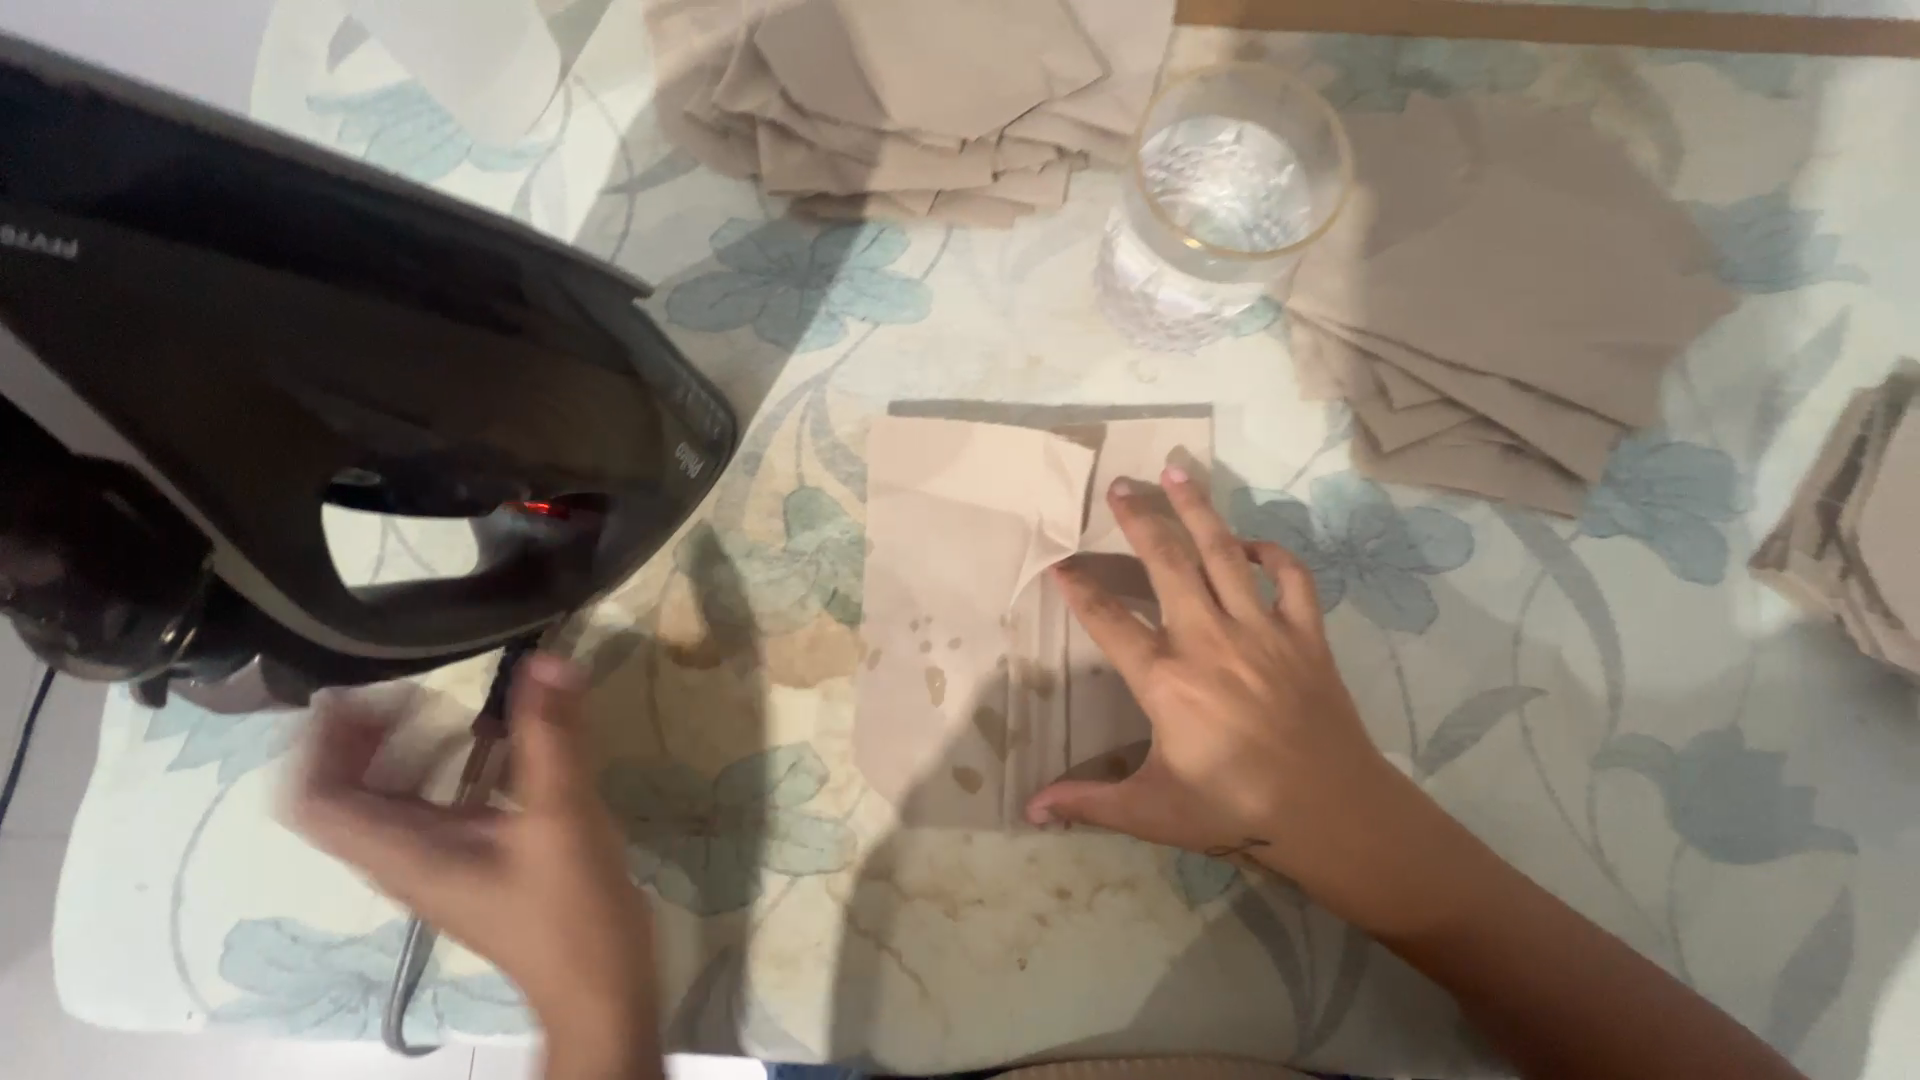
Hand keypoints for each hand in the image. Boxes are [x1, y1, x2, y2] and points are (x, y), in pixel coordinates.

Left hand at [290, 656, 659, 1076]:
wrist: (599, 985)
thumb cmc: (570, 911)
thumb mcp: (562, 817)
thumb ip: (553, 738)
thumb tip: (547, 661)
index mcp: (405, 852)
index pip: (316, 799)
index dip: (320, 742)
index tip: (361, 691)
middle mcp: (407, 858)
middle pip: (346, 794)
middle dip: (364, 736)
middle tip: (414, 686)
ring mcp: (440, 864)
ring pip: (391, 800)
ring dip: (407, 749)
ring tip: (450, 705)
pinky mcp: (474, 863)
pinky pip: (436, 806)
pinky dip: (449, 768)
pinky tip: (496, 745)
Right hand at [1025, 466, 1405, 878]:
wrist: (1333, 812)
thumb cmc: (1235, 811)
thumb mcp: (1151, 811)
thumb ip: (1088, 803)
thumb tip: (1029, 811)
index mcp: (1165, 678)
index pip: (1109, 621)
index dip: (1081, 590)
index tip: (1060, 564)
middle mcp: (1207, 639)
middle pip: (1165, 562)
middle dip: (1138, 519)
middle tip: (1119, 485)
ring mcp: (1260, 630)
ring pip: (1223, 554)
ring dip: (1197, 509)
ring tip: (1176, 470)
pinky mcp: (1305, 635)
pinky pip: (1291, 578)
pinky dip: (1273, 554)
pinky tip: (1252, 543)